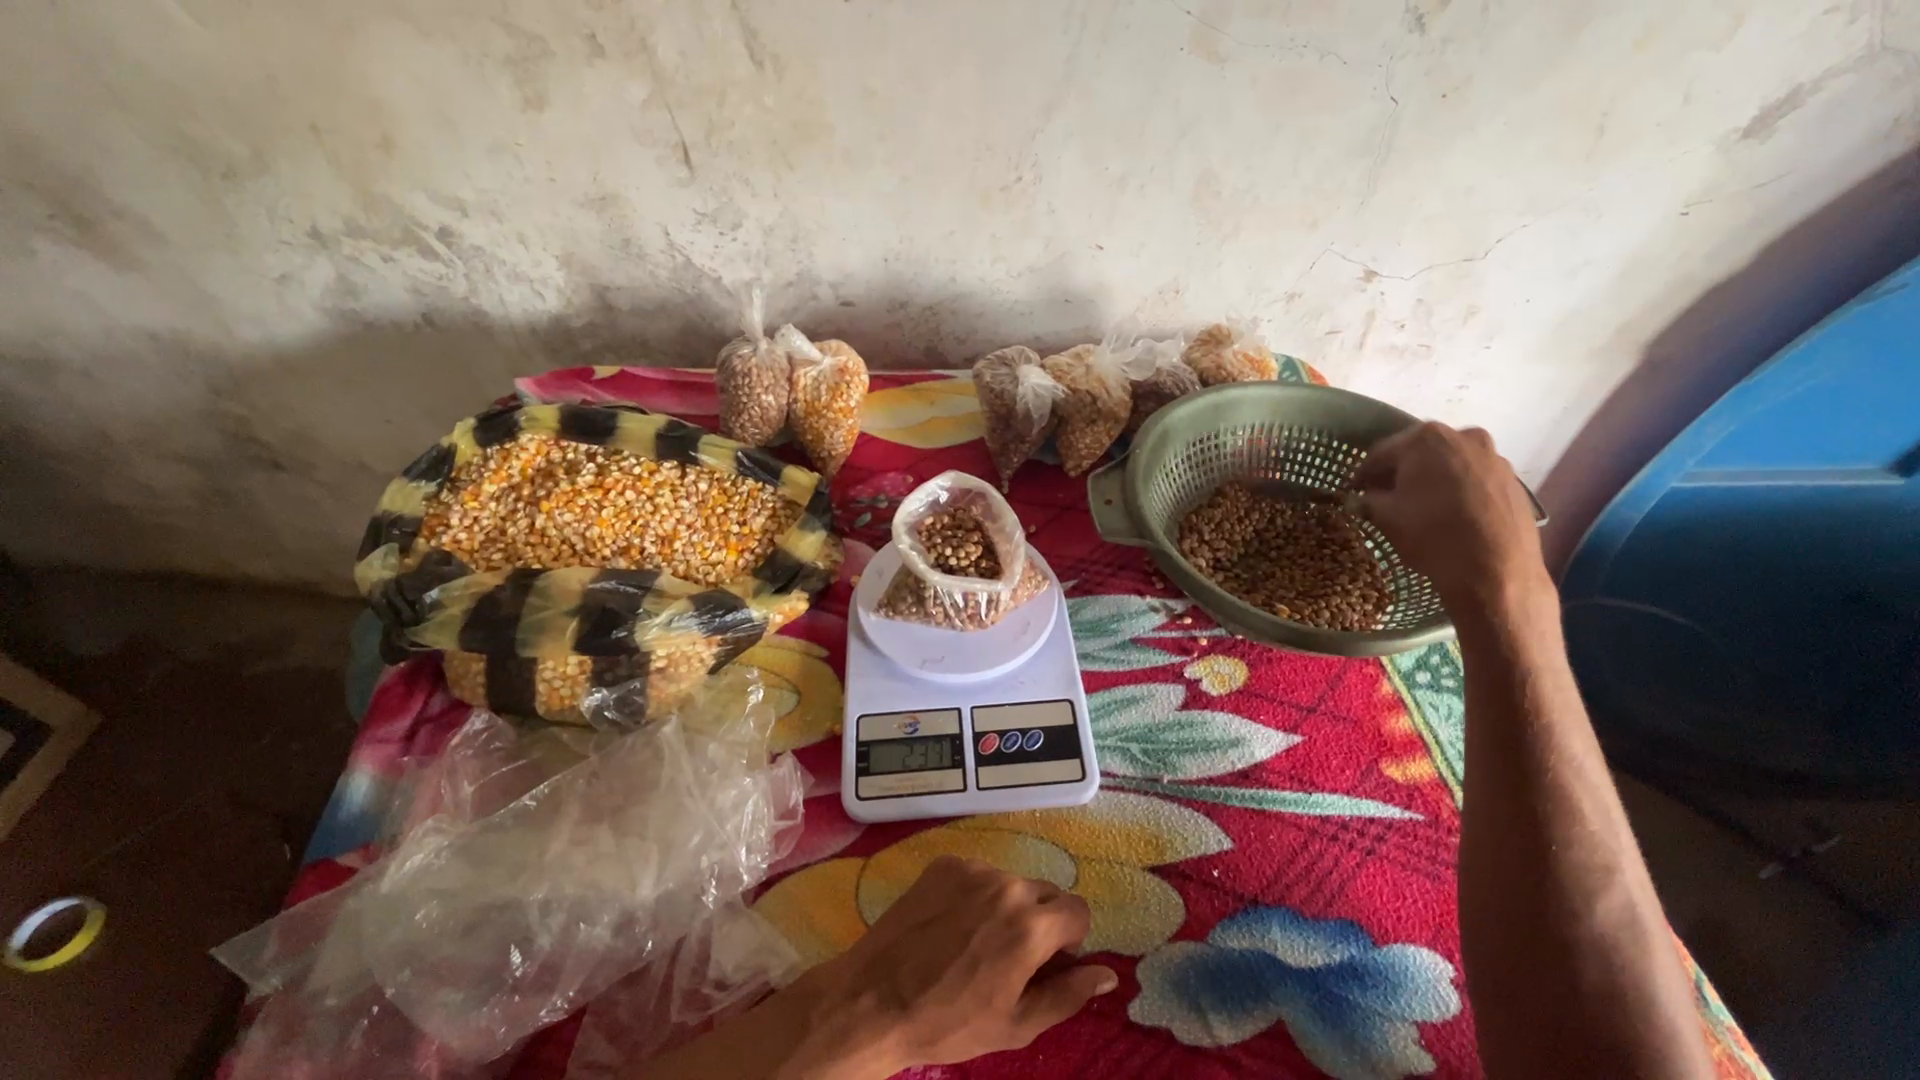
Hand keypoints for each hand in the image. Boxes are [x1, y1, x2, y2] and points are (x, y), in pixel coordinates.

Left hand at [786, 856, 1116, 1076]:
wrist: (874, 999)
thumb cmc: (949, 1021)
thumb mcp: (1016, 1024)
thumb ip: (1068, 995)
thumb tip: (1107, 973)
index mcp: (1031, 927)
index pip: (1079, 912)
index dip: (1069, 942)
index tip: (1048, 965)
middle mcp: (1007, 886)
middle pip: (1047, 894)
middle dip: (1041, 922)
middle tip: (1011, 958)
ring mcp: (973, 870)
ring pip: (1012, 883)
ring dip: (1008, 906)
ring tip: (975, 942)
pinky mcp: (944, 864)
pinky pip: (978, 874)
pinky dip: (976, 894)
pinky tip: (952, 925)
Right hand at [1355, 422, 1548, 615]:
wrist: (1496, 569)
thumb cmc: (1432, 535)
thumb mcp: (1385, 518)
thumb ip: (1366, 502)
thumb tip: (1356, 500)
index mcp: (1426, 439)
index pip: (1381, 453)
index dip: (1363, 474)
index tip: (1353, 491)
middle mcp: (1463, 437)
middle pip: (1419, 453)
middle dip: (1400, 473)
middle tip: (1384, 497)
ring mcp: (1493, 457)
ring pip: (1449, 465)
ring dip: (1431, 480)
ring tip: (1420, 507)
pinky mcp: (1513, 480)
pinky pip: (1473, 479)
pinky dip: (1457, 491)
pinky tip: (1450, 515)